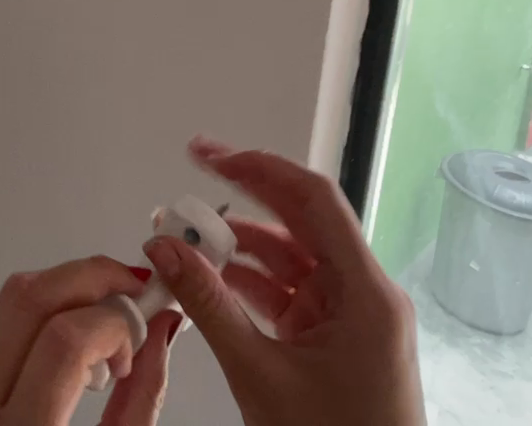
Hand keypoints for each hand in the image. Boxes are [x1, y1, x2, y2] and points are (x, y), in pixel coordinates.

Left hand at [0, 255, 183, 425]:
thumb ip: (140, 403)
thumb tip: (160, 333)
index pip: (62, 341)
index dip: (116, 316)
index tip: (150, 317)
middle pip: (28, 298)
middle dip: (91, 276)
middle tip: (135, 291)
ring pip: (10, 299)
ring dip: (69, 288)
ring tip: (111, 326)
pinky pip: (4, 322)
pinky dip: (48, 309)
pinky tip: (80, 337)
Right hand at [141, 137, 424, 425]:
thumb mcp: (261, 375)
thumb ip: (208, 306)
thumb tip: (164, 249)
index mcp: (367, 293)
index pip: (314, 201)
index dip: (261, 167)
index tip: (212, 156)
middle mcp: (362, 293)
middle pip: (300, 219)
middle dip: (245, 191)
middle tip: (197, 165)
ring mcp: (347, 315)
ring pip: (287, 255)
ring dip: (238, 242)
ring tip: (189, 233)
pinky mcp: (330, 336)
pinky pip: (284, 289)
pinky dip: (246, 279)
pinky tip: (209, 273)